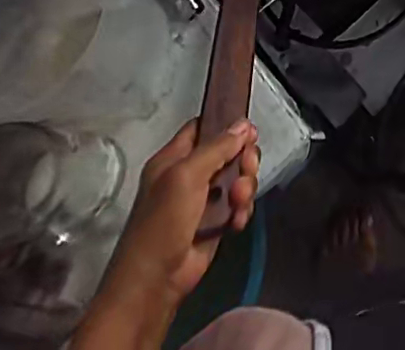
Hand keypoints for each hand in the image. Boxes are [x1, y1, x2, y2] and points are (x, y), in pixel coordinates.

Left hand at [103, 119, 260, 309]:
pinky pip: (238, 205)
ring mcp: (203, 200)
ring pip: (237, 178)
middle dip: (243, 159)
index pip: (203, 127)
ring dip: (244, 187)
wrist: (155, 281)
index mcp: (174, 158)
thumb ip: (217, 148)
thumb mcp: (187, 176)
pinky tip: (237, 220)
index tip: (249, 130)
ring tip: (239, 201)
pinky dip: (242, 210)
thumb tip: (244, 124)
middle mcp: (190, 174)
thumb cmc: (164, 221)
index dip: (226, 125)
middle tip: (248, 167)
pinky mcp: (215, 222)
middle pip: (228, 152)